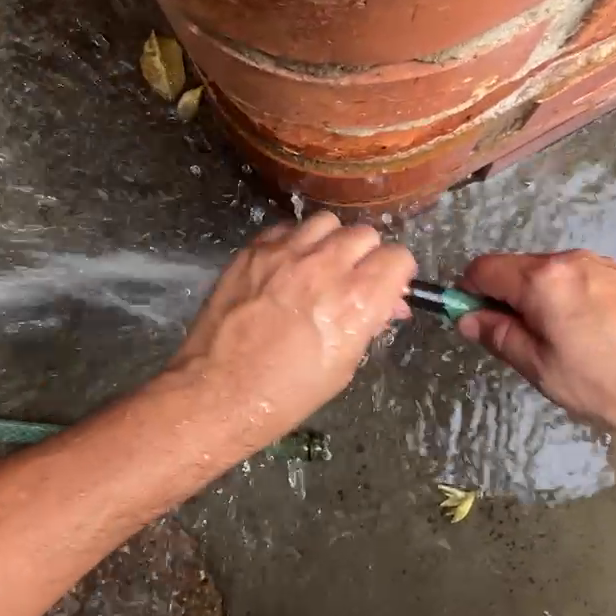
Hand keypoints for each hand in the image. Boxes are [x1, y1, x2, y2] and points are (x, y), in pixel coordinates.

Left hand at [171, 213, 415, 447]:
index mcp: (354, 300)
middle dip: (366, 256)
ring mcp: (285, 253)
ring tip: (320, 267)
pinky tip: (287, 267)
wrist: (218, 392)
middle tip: (353, 279)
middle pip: (365, 234)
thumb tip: (387, 301)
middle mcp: (323, 266)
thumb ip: (368, 322)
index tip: (388, 286)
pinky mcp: (253, 250)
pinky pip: (288, 229)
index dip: (397, 274)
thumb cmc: (287, 393)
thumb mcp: (344, 365)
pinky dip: (296, 242)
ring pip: (327, 222)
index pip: (398, 258)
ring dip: (331, 242)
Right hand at [455, 251, 615, 447]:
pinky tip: (592, 340)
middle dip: (505, 301)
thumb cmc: (614, 382)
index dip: (468, 295)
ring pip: (548, 277)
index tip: (476, 327)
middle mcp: (569, 260)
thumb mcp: (544, 370)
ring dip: (538, 303)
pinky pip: (578, 281)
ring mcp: (602, 265)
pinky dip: (568, 302)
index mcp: (542, 279)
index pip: (483, 269)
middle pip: (516, 270)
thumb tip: (467, 318)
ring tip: (563, 349)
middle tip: (522, 347)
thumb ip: (500, 338)